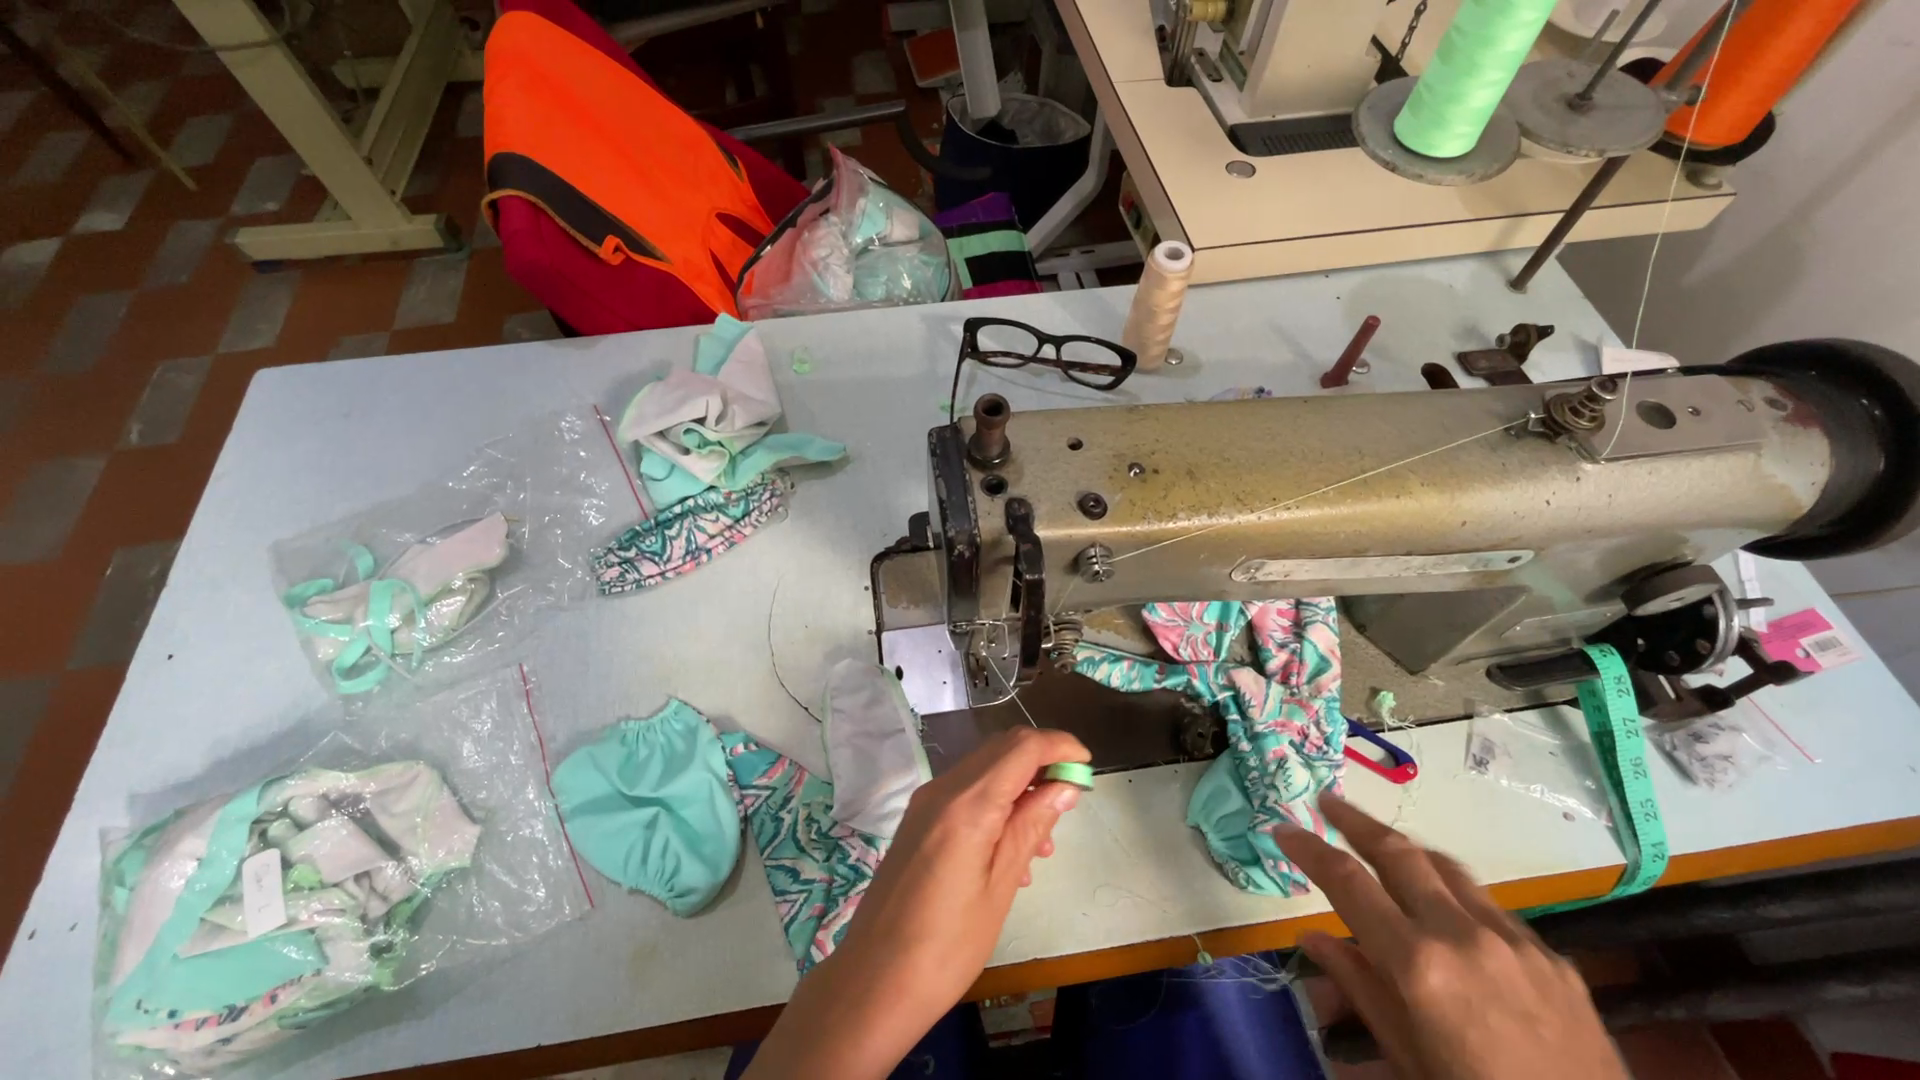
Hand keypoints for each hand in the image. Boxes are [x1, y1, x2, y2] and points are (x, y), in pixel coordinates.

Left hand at [746, 726, 1088, 1078]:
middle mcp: (942, 790)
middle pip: (1002, 749)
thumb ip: (1031, 827)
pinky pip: (965, 794)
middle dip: (1042, 764)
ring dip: (1020, 789)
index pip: (1022, 747)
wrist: (875, 981)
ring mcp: (924, 804)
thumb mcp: (1000, 886)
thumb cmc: (947, 946)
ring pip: (984, 771)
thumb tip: (1064, 786)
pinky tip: (1010, 855)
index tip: (1087, 767)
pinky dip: (996, 805)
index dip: (1059, 746)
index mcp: (966, 804)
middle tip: (1070, 805)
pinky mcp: (917, 822)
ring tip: (1042, 846)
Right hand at [1276, 794, 1626, 1079]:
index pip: (1347, 883)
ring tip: (1382, 844)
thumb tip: (1315, 938)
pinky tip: (1450, 916)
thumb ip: (1360, 988)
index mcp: (1416, 964)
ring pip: (1448, 870)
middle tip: (1328, 802)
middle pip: (1399, 854)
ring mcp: (1513, 940)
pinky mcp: (1552, 956)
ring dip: (1408, 850)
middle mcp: (1462, 935)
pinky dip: (1455, 896)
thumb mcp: (1405, 1057)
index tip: (1283, 828)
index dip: (1309, 849)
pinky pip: (1492, 908)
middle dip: (1357, 821)